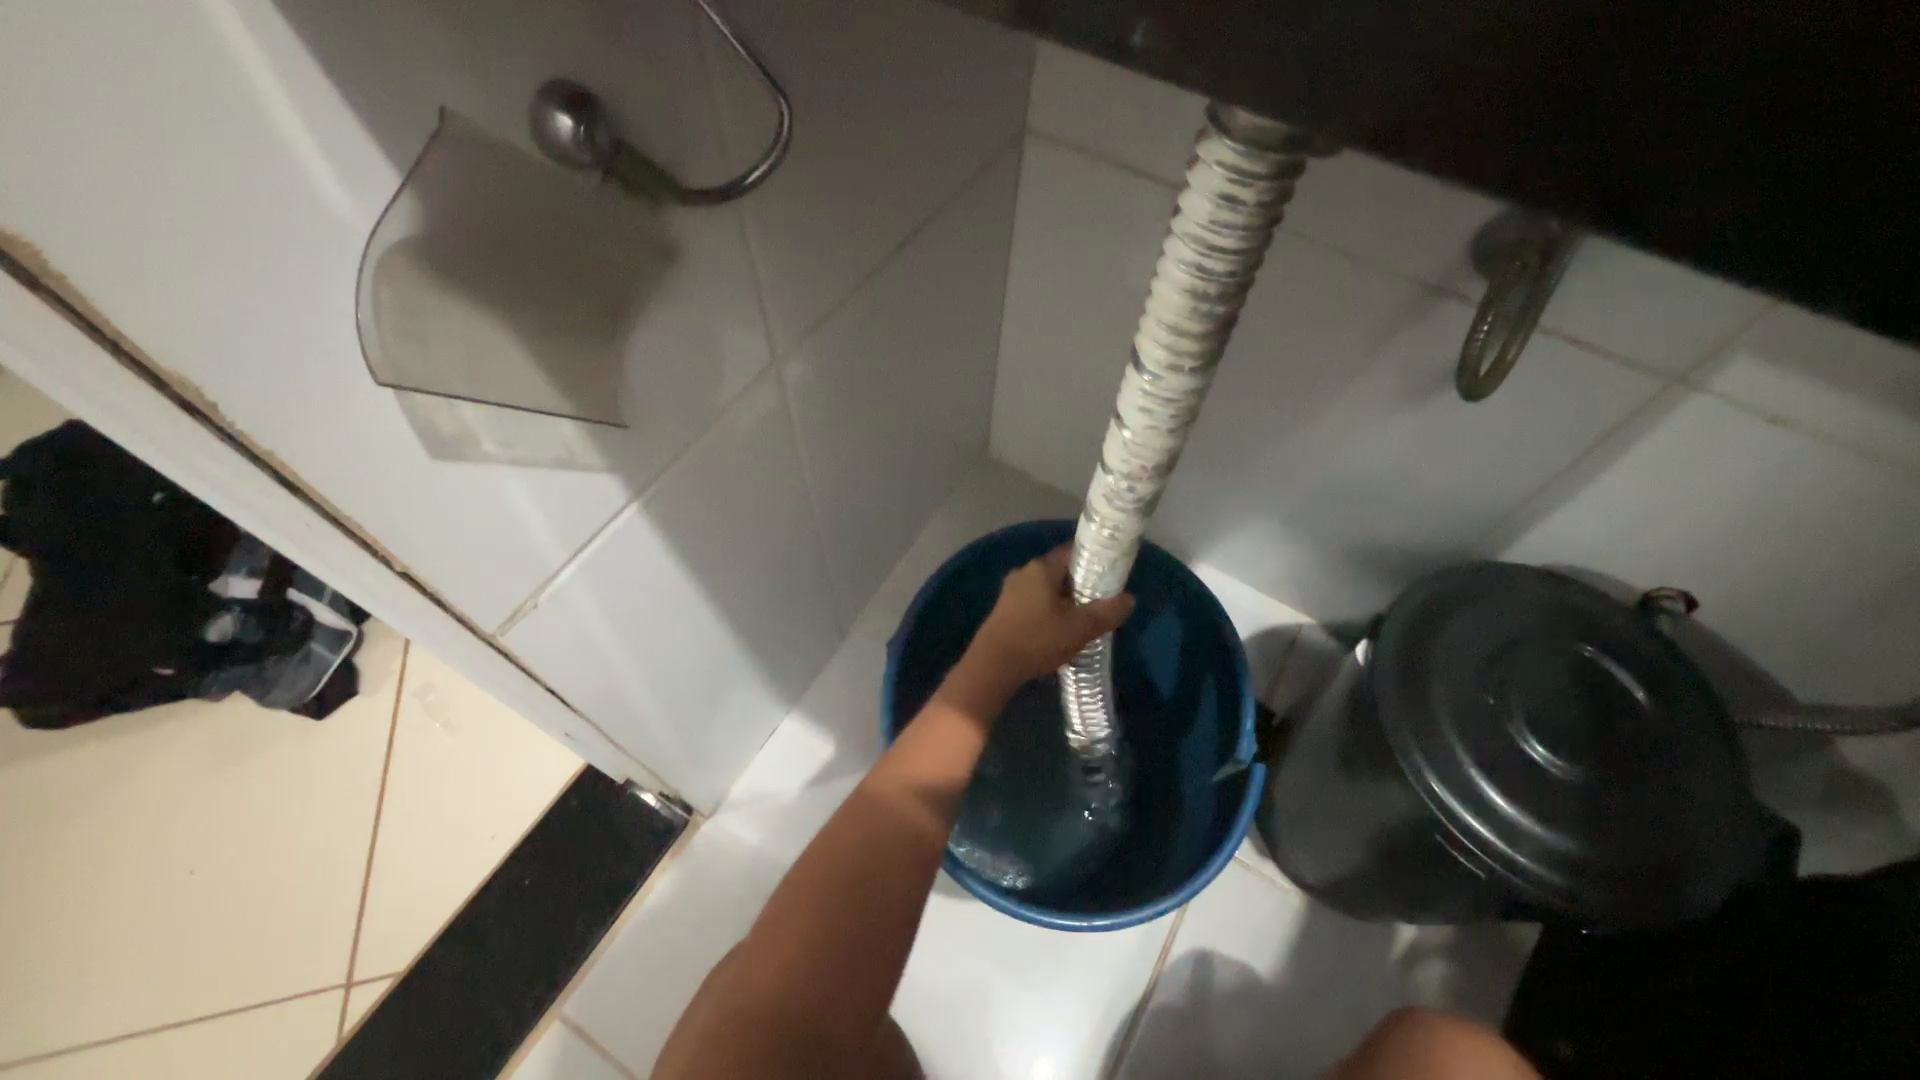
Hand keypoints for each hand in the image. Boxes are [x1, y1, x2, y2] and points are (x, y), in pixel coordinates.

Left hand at [961, 545, 1135, 688]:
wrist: (992, 667)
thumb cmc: (1038, 640)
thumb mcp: (1080, 628)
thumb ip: (1107, 612)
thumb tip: (1129, 598)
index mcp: (1041, 568)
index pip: (1072, 552)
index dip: (1094, 561)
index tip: (1111, 575)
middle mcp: (1023, 572)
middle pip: (1059, 571)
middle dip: (1080, 584)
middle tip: (1100, 601)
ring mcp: (1010, 591)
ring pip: (1045, 589)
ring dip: (1063, 600)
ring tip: (1081, 619)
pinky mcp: (1003, 610)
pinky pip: (1032, 603)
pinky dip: (1047, 611)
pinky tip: (1056, 630)